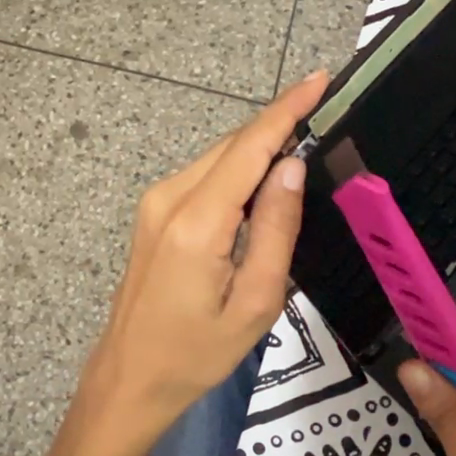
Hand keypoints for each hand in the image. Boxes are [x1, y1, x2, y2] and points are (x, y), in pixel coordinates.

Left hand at [74, 71, 328, 449]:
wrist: (130, 377)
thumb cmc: (197, 352)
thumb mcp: (254, 301)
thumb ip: (275, 228)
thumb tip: (292, 165)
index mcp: (197, 221)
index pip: (249, 148)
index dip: (286, 109)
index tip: (320, 79)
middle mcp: (170, 197)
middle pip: (233, 145)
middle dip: (278, 123)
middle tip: (324, 111)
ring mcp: (156, 202)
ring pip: (218, 156)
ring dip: (260, 146)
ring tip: (304, 141)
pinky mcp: (154, 212)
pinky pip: (205, 175)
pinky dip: (239, 167)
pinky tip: (266, 177)